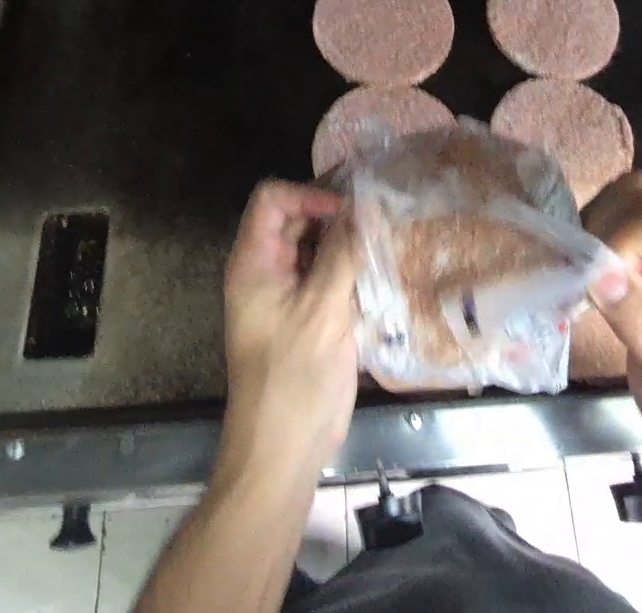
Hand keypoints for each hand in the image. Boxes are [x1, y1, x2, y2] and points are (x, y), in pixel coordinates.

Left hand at [219, 180, 356, 480]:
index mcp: (254, 263)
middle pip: (297, 219)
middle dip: (335, 213)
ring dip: (347, 239)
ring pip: (316, 247)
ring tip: (388, 234)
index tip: (348, 211)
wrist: (284, 447)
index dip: (308, 194)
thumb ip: (342, 254)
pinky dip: (352, 266)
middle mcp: (268, 270)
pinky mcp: (311, 314)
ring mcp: (289, 293)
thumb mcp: (321, 310)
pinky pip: (329, 275)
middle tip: (380, 213)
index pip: (272, 200)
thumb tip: (363, 208)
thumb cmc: (293, 378)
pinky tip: (384, 266)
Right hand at [583, 172, 641, 481]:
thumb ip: (641, 321)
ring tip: (588, 280)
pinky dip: (601, 240)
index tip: (597, 284)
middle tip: (585, 275)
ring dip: (599, 229)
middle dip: (603, 225)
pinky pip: (626, 224)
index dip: (618, 238)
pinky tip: (595, 282)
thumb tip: (598, 270)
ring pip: (632, 201)